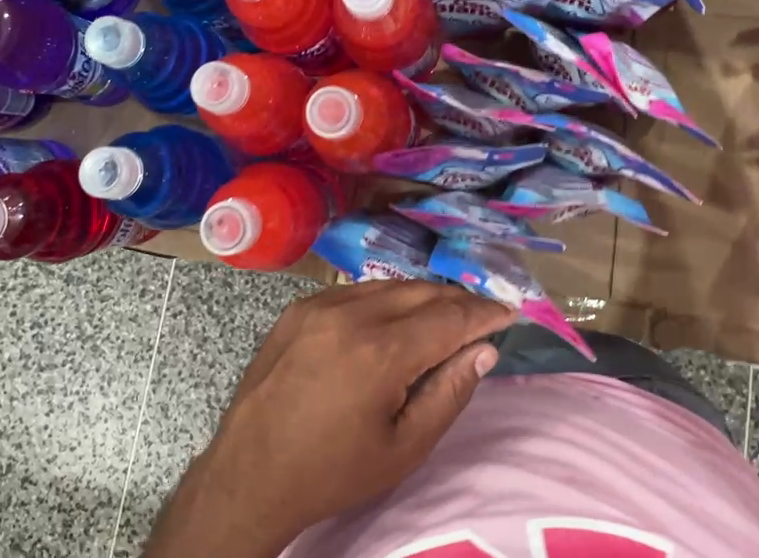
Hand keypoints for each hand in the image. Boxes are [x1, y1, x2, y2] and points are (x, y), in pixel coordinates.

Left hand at [142, 282, 514, 557]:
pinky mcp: (298, 308)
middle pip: (421, 292)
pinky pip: (355, 291)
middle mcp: (349, 315)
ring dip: (422, 297)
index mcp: (379, 353)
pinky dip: (385, 299)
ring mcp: (318, 305)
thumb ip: (449, 393)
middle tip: (481, 318)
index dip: (484, 314)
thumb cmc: (332, 471)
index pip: (449, 317)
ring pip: (388, 285)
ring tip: (443, 318)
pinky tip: (394, 319)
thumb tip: (484, 350)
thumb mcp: (403, 448)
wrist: (249, 474)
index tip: (509, 314)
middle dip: (457, 301)